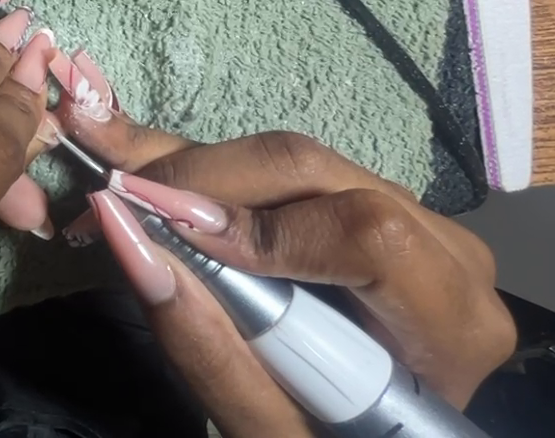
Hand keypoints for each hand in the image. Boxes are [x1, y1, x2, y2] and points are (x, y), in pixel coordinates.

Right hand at [51, 52, 514, 434]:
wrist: (354, 431)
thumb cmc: (323, 437)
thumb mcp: (270, 431)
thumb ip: (206, 345)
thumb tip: (121, 231)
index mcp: (447, 323)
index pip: (370, 235)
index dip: (260, 225)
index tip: (166, 230)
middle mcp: (438, 250)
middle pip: (307, 170)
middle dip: (195, 177)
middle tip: (112, 196)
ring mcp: (396, 209)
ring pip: (272, 153)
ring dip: (177, 164)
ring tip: (106, 175)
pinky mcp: (340, 193)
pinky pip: (254, 158)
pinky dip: (178, 155)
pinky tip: (118, 145)